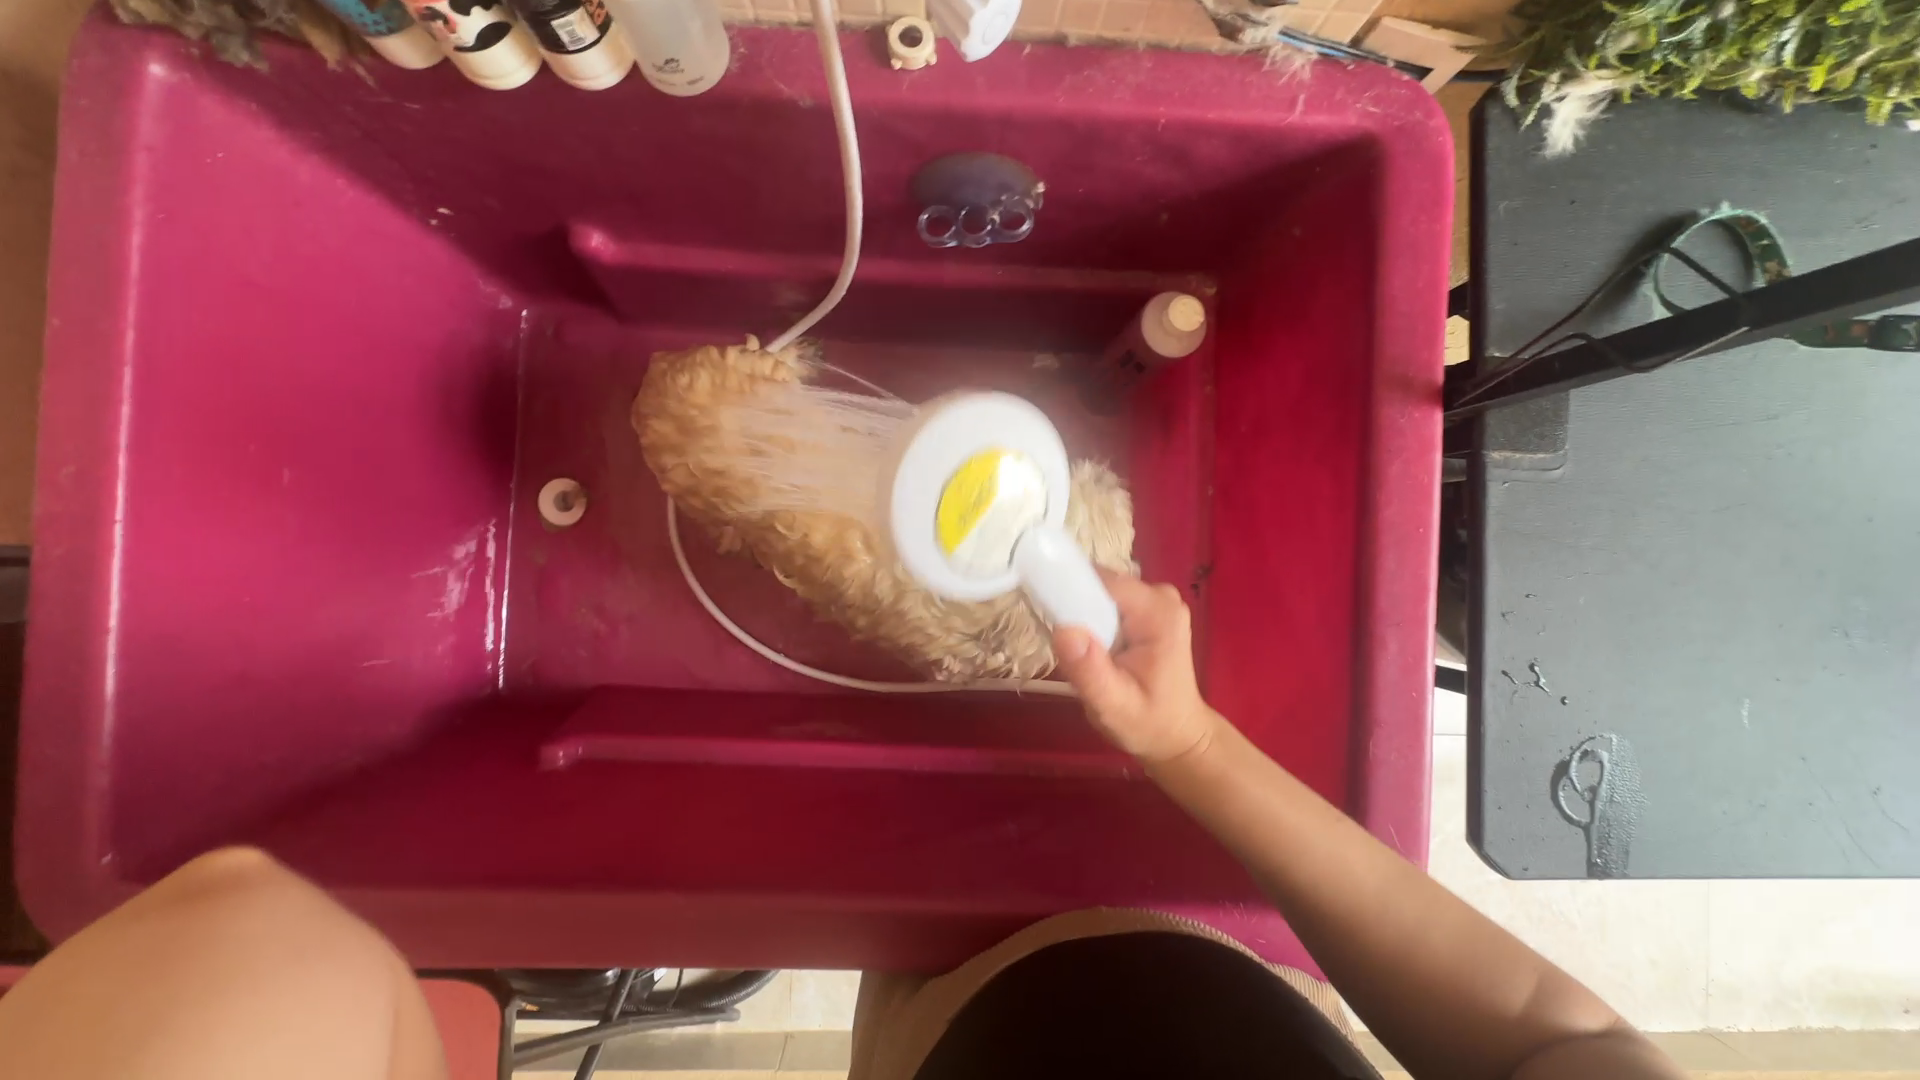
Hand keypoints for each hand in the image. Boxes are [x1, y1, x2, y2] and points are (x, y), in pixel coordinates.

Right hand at [1051, 570, 1219, 764]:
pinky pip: (1106, 601)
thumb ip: (1089, 671)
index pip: (1101, 582)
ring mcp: (1155, 600)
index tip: (1045, 615)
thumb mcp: (1113, 707)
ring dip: (1083, 618)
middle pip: (1099, 584)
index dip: (1069, 593)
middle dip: (1076, 611)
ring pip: (1099, 592)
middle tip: (1069, 651)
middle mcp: (1160, 597)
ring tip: (1083, 655)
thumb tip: (1064, 630)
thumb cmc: (1148, 724)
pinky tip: (1095, 650)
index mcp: (1158, 613)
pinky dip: (1093, 621)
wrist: (1177, 736)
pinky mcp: (1146, 608)